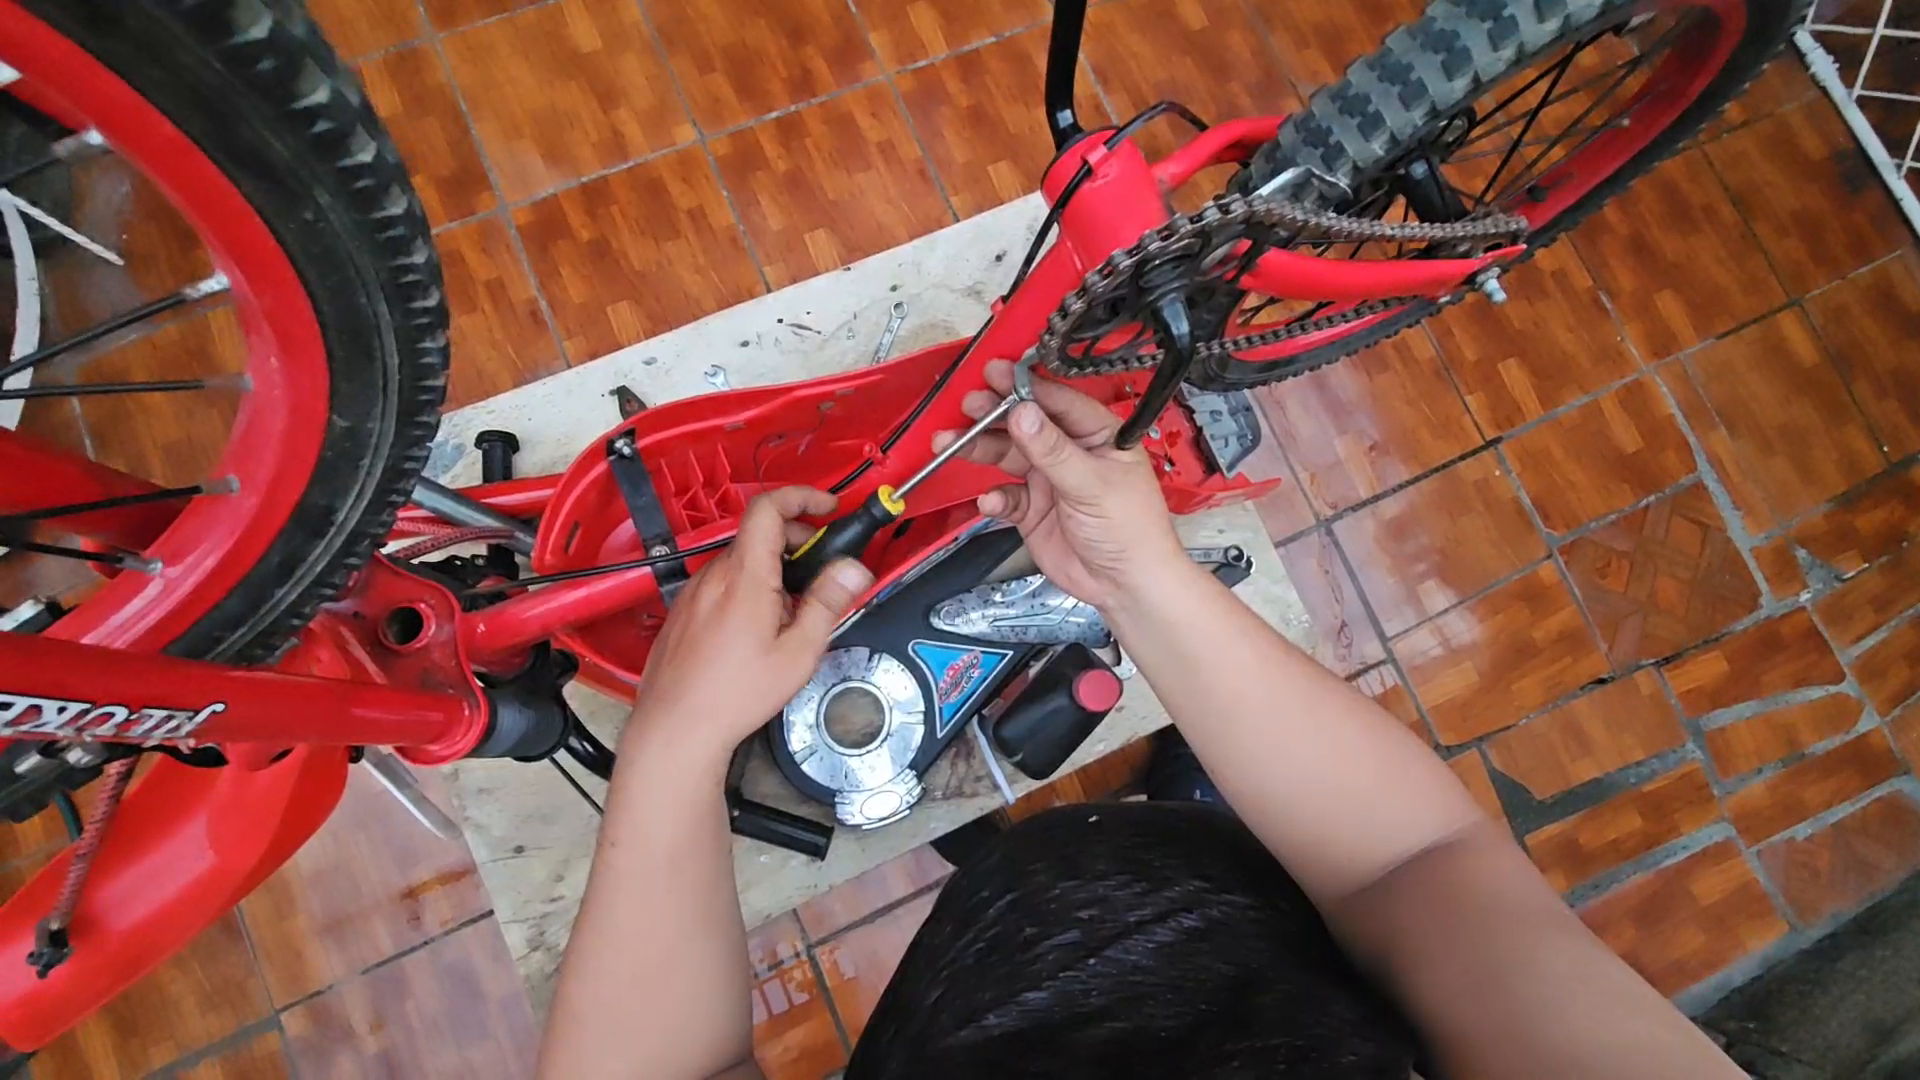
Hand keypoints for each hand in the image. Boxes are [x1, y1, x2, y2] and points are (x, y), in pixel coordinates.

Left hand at [625, 487, 873, 763]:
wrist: (676, 727)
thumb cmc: (735, 695)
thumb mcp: (799, 652)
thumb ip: (828, 603)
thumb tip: (854, 569)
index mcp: (746, 577)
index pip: (769, 508)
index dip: (802, 496)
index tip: (827, 506)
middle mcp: (715, 575)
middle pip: (759, 532)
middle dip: (797, 537)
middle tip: (822, 565)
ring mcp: (696, 591)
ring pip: (742, 558)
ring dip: (774, 565)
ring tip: (794, 606)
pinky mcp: (686, 609)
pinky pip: (723, 581)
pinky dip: (750, 583)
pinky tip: (761, 624)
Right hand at [932, 359, 1185, 610]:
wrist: (1125, 586)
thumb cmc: (1132, 531)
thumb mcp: (1092, 485)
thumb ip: (1053, 451)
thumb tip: (1024, 414)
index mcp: (1096, 435)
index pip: (1056, 401)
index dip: (1024, 387)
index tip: (995, 376)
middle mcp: (1069, 452)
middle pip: (1024, 425)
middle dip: (993, 414)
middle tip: (968, 404)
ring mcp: (1048, 480)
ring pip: (1006, 456)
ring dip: (980, 449)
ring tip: (951, 443)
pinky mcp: (1032, 509)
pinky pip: (1005, 496)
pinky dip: (994, 499)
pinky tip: (990, 502)